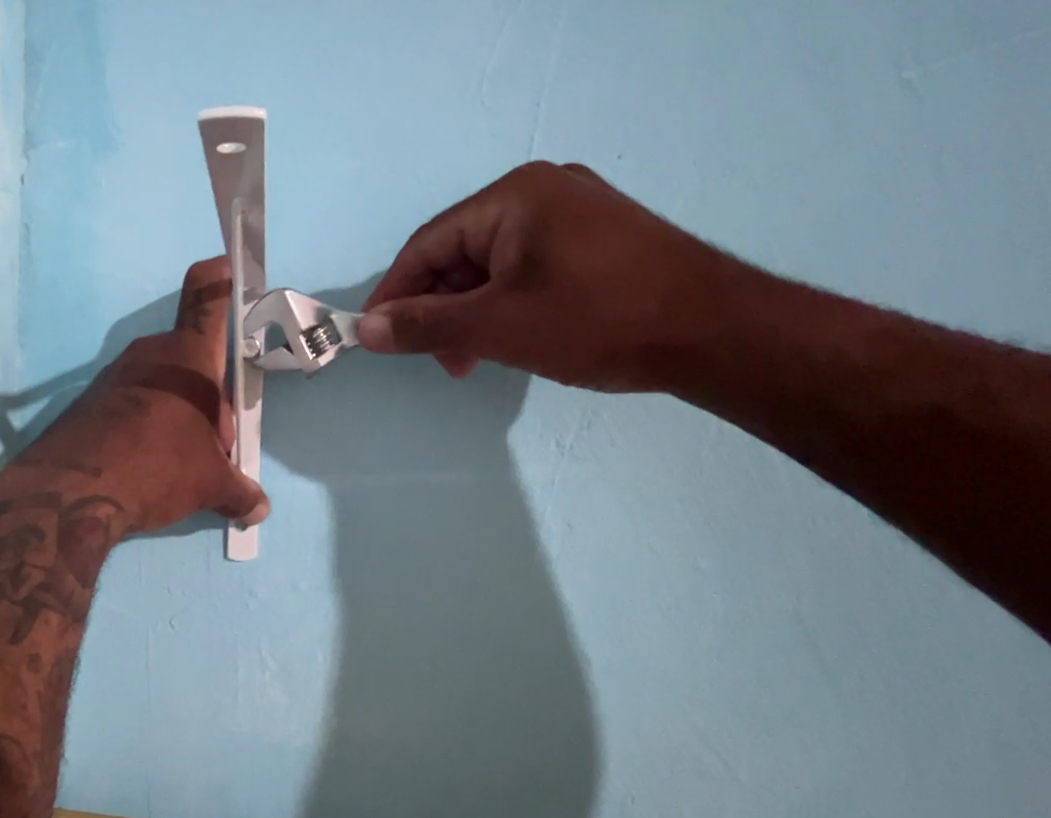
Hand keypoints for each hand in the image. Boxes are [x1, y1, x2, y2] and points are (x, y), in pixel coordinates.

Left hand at [4, 256, 268, 532]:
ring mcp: (114, 376)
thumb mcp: (209, 484)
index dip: (222, 277)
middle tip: (217, 447)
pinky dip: (148, 427)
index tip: (230, 268)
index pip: (208, 295)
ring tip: (181, 465)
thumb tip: (258, 508)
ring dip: (180, 417)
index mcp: (189, 356)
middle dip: (212, 400)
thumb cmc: (156, 468)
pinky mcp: (89, 402)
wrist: (71, 491)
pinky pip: (133, 404)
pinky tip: (147, 467)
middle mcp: (150, 354)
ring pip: (163, 386)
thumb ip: (239, 491)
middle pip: (193, 361)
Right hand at [358, 162, 746, 392]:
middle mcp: (542, 193)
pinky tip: (505, 342)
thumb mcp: (496, 327)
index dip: (394, 295)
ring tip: (469, 362)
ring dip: (468, 316)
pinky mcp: (595, 243)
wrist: (713, 333)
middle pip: (458, 254)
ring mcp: (574, 216)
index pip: (427, 245)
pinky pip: (525, 272)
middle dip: (436, 310)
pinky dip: (502, 309)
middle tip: (433, 360)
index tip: (375, 339)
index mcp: (514, 197)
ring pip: (491, 268)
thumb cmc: (596, 320)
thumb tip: (366, 331)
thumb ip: (423, 326)